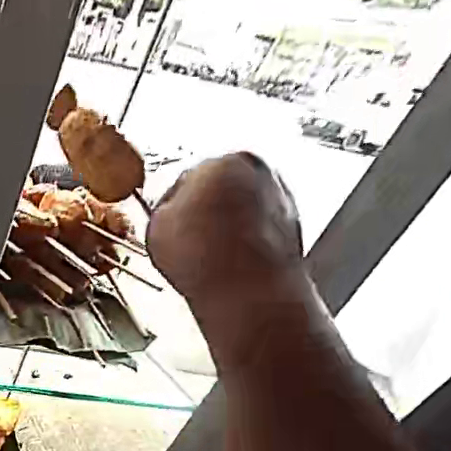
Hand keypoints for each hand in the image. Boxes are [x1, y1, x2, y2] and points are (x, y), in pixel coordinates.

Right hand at [144, 153, 305, 317]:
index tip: (171, 221)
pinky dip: (249, 240)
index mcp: (220, 161)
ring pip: (245, 206)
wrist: (244, 289)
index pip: (188, 177)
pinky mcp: (294, 224)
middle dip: (207, 209)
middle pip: (222, 186)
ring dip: (230, 224)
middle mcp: (257, 171)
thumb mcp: (157, 227)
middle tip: (190, 238)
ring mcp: (279, 197)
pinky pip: (262, 228)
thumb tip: (168, 213)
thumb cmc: (205, 258)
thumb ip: (165, 209)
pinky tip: (232, 262)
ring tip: (210, 255)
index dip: (175, 204)